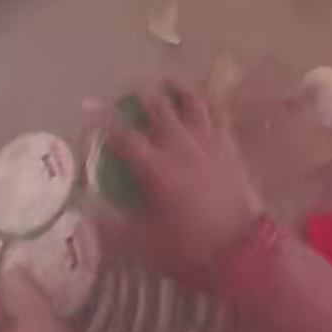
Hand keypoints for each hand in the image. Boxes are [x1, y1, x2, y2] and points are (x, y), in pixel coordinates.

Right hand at [101, 82, 264, 291]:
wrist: (243, 249)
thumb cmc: (192, 249)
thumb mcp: (148, 247)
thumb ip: (115, 230)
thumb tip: (87, 214)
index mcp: (157, 168)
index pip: (124, 137)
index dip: (104, 119)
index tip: (89, 105)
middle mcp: (180, 145)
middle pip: (158, 108)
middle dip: (140, 95)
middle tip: (129, 89)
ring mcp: (207, 140)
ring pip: (191, 101)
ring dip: (177, 89)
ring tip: (167, 82)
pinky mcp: (228, 144)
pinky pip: (219, 112)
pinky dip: (209, 101)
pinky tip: (204, 99)